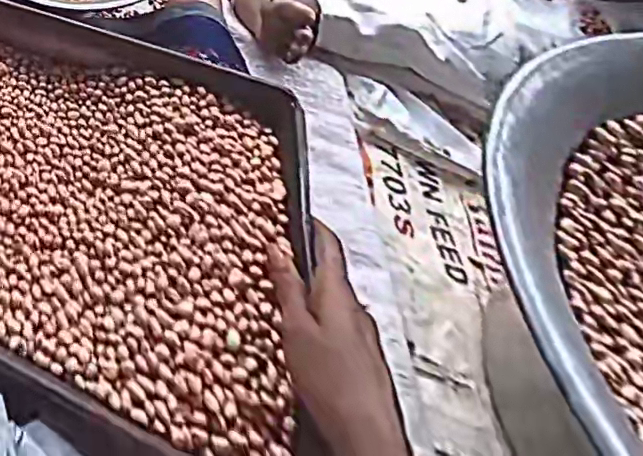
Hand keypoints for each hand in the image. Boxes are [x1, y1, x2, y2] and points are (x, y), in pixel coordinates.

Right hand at [269, 220, 408, 455]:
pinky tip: (299, 329)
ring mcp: (362, 334)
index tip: (296, 210)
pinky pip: (335, 321)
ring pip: (331, 298)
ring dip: (308, 289)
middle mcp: (356, 309)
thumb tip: (277, 247)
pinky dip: (315, 313)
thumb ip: (287, 286)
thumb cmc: (330, 379)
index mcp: (339, 294)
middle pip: (329, 273)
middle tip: (275, 251)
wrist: (368, 436)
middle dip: (303, 260)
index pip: (330, 246)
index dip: (314, 224)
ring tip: (279, 289)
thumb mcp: (295, 328)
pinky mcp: (362, 357)